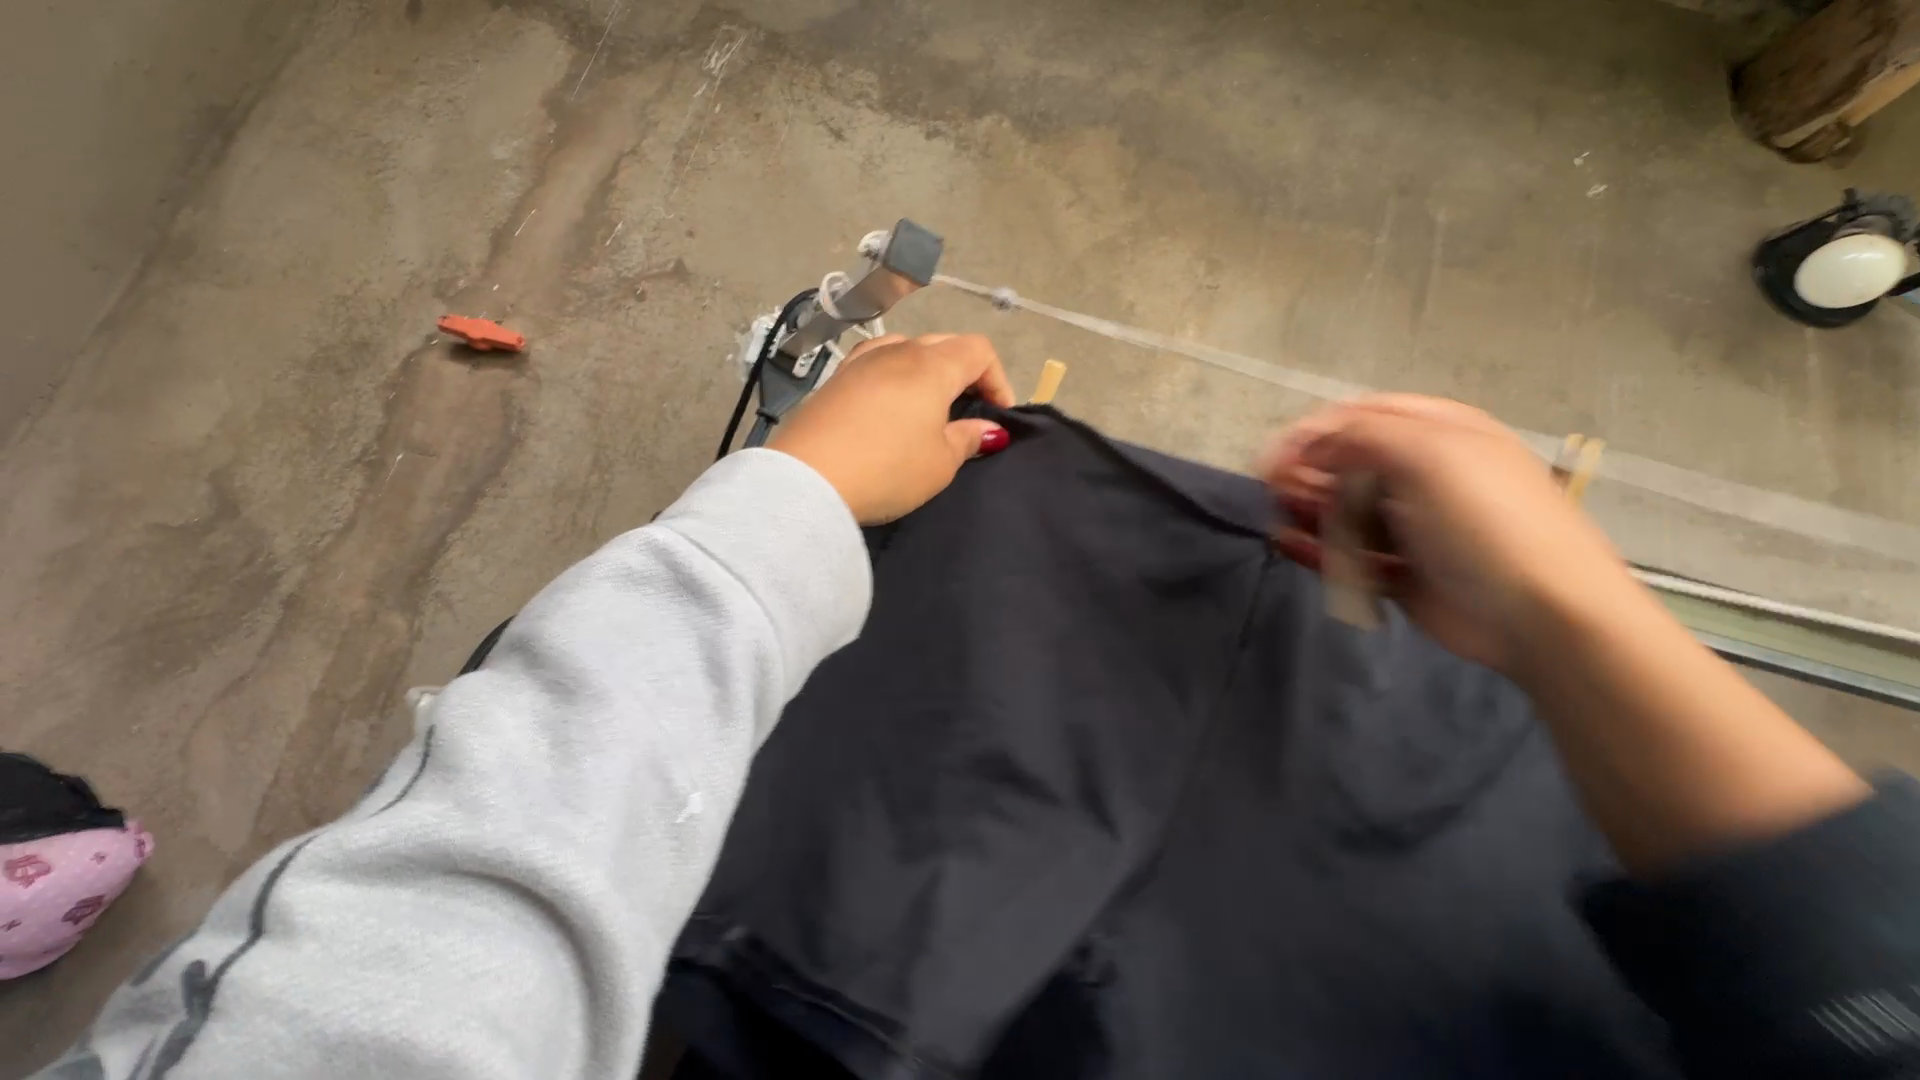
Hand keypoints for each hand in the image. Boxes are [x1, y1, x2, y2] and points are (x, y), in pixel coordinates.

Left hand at [770, 333, 1015, 523]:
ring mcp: (860, 362)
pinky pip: (875, 364)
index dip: (997, 379)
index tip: (999, 416)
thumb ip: (967, 439)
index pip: (978, 351)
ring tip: (927, 405)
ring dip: (927, 371)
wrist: (807, 479)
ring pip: (906, 349)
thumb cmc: (887, 469)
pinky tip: (888, 402)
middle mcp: (897, 352)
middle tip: (969, 410)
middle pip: (943, 344)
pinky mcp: (834, 380)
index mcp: (932, 366)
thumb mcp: (940, 463)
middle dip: (965, 372)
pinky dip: (893, 376)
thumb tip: (987, 429)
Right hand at [1259, 394, 1637, 674]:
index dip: (1314, 430)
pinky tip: (1289, 545)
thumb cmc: (1485, 521)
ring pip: (1341, 509)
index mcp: (1438, 432)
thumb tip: (1311, 447)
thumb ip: (1361, 435)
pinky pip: (1346, 555)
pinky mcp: (1399, 571)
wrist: (1540, 615)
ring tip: (1280, 518)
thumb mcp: (1428, 453)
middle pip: (1346, 462)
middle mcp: (1422, 473)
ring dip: (1306, 509)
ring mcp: (1411, 525)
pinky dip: (1316, 549)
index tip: (1275, 455)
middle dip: (1305, 471)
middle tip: (1274, 490)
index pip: (1361, 415)